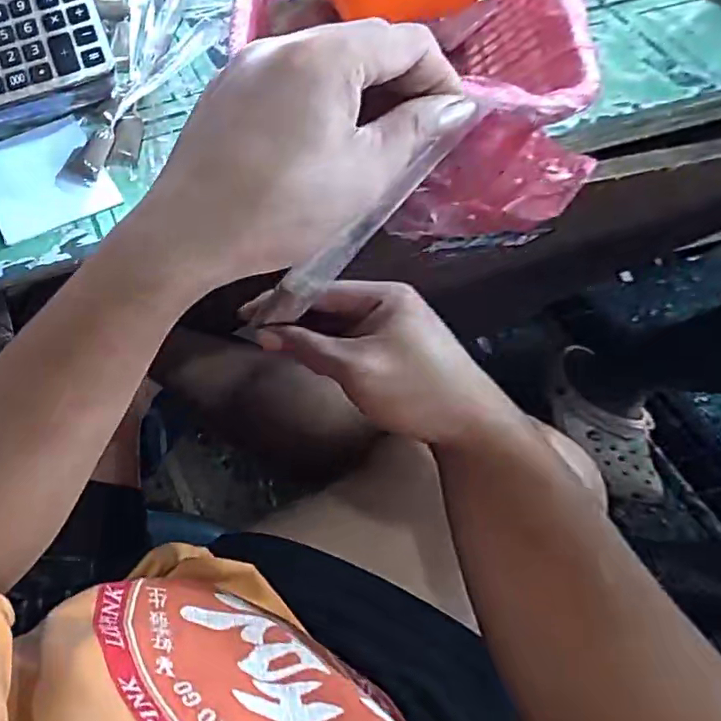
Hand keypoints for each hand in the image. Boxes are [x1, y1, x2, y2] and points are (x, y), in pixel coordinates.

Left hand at [110, 20, 471, 291]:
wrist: (181, 236)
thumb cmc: (277, 210)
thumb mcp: (365, 174)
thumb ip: (417, 128)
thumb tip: (453, 104)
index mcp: (320, 53)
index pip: (406, 41)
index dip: (440, 78)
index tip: (448, 122)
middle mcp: (275, 44)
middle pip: (358, 45)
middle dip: (394, 84)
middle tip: (407, 136)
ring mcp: (240, 67)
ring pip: (316, 62)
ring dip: (350, 93)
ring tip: (361, 143)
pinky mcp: (218, 93)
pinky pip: (279, 81)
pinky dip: (308, 100)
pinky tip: (309, 142)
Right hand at [247, 281, 523, 446]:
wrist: (474, 429)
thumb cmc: (415, 390)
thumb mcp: (354, 366)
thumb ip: (307, 345)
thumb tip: (263, 332)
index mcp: (384, 296)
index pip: (319, 290)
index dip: (280, 301)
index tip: (246, 314)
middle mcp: (386, 304)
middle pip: (324, 305)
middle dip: (289, 316)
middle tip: (251, 328)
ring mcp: (388, 327)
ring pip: (332, 324)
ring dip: (302, 333)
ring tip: (267, 341)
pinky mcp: (388, 349)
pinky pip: (344, 340)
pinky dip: (319, 346)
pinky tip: (298, 353)